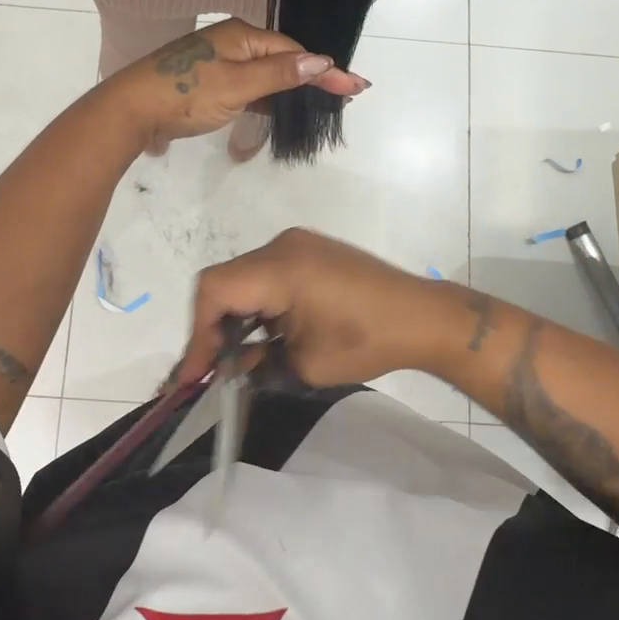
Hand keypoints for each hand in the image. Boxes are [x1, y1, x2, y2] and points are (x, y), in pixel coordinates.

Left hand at [100, 19, 368, 153]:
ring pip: (265, 74)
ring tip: (321, 103)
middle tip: (346, 95)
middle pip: (282, 59)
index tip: (354, 87)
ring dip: (292, 87)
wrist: (131, 111)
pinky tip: (279, 110)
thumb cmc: (185, 94)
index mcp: (242, 35)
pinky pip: (249, 86)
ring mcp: (219, 63)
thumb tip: (321, 60)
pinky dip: (268, 97)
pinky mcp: (208, 84)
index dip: (325, 70)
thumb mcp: (237, 84)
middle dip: (313, 76)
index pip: (294, 51)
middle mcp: (232, 43)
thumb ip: (279, 74)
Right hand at [176, 229, 467, 387]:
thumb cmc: (366, 342)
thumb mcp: (304, 364)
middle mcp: (282, 246)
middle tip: (211, 369)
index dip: (199, 333)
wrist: (422, 317)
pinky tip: (263, 334)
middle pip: (225, 281)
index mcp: (280, 269)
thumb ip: (258, 364)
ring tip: (235, 357)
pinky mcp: (310, 251)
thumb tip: (230, 369)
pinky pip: (266, 273)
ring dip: (235, 314)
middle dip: (213, 326)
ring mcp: (297, 244)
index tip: (196, 375)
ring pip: (243, 276)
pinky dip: (256, 302)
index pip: (214, 291)